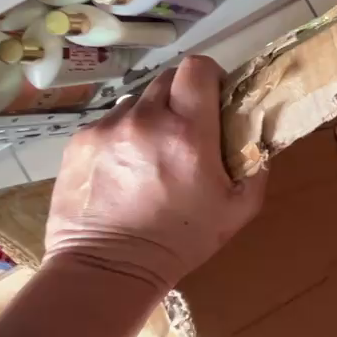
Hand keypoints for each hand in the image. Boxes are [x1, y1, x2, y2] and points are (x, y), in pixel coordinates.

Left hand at [44, 56, 266, 291]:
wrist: (107, 268)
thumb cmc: (181, 240)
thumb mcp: (239, 208)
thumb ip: (257, 167)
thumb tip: (259, 138)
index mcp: (189, 132)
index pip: (197, 68)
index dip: (211, 75)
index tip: (216, 96)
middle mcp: (145, 120)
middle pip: (167, 77)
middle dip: (183, 94)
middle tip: (190, 125)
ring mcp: (106, 129)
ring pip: (137, 100)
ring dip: (151, 115)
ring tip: (153, 150)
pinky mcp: (77, 143)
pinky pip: (109, 122)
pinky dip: (123, 134)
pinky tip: (126, 166)